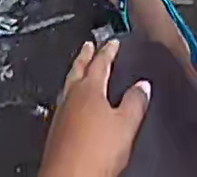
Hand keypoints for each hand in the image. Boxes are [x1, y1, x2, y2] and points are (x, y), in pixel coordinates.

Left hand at [39, 40, 150, 176]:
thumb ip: (135, 102)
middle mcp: (71, 99)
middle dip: (84, 57)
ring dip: (75, 76)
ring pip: (68, 87)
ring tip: (79, 72)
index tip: (112, 42)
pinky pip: (63, 107)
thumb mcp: (125, 125)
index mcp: (89, 89)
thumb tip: (143, 86)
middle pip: (78, 70)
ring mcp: (60, 118)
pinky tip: (72, 108)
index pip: (100, 62)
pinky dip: (70, 98)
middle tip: (88, 46)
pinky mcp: (54, 138)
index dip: (108, 50)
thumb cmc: (93, 154)